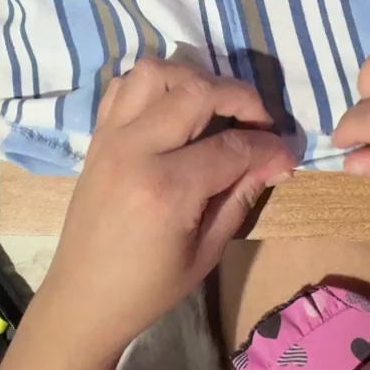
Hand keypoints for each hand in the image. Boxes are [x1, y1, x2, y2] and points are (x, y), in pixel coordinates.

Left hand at [41, 59, 294, 352]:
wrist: (82, 297)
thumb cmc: (148, 287)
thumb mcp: (207, 251)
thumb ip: (241, 196)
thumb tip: (277, 160)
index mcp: (166, 190)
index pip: (232, 146)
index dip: (269, 147)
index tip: (287, 155)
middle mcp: (136, 150)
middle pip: (197, 92)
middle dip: (240, 97)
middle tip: (259, 121)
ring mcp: (111, 137)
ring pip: (155, 72)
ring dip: (194, 79)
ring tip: (215, 105)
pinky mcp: (98, 135)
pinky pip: (124, 85)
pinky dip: (155, 84)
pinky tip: (174, 107)